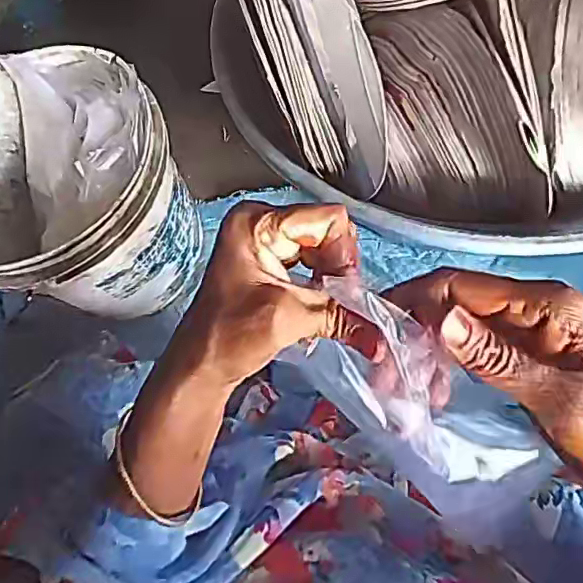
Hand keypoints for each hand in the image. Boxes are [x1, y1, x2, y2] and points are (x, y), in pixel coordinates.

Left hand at [168, 201, 360, 389]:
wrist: (201, 364)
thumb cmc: (226, 335)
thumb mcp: (287, 318)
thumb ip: (339, 314)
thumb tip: (380, 330)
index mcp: (255, 222)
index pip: (326, 218)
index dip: (342, 253)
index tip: (342, 287)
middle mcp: (259, 224)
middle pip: (326, 231)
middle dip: (339, 267)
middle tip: (338, 299)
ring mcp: (264, 243)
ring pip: (323, 249)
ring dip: (332, 279)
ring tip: (326, 306)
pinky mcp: (270, 264)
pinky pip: (312, 264)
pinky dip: (323, 285)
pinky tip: (320, 306)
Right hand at [384, 269, 582, 512]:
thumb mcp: (563, 399)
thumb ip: (498, 359)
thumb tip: (441, 317)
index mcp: (546, 305)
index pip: (461, 284)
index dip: (417, 301)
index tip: (383, 330)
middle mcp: (531, 311)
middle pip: (454, 303)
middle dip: (414, 329)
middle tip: (387, 367)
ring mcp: (525, 338)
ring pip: (456, 328)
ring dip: (425, 351)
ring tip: (406, 386)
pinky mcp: (520, 365)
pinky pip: (468, 354)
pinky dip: (443, 368)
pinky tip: (431, 392)